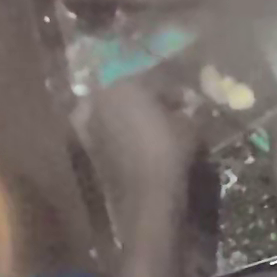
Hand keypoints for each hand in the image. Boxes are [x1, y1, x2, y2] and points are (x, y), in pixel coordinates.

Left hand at [87, 80, 198, 221]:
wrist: (145, 194)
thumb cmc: (170, 153)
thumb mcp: (190, 129)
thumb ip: (188, 112)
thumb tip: (187, 108)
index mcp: (129, 84)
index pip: (156, 81)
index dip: (174, 93)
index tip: (187, 103)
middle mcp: (103, 95)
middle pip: (130, 92)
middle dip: (148, 102)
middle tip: (166, 115)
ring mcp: (89, 119)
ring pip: (113, 110)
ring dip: (129, 116)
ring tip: (147, 130)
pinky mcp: (85, 143)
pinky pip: (104, 130)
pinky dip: (115, 133)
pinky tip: (130, 142)